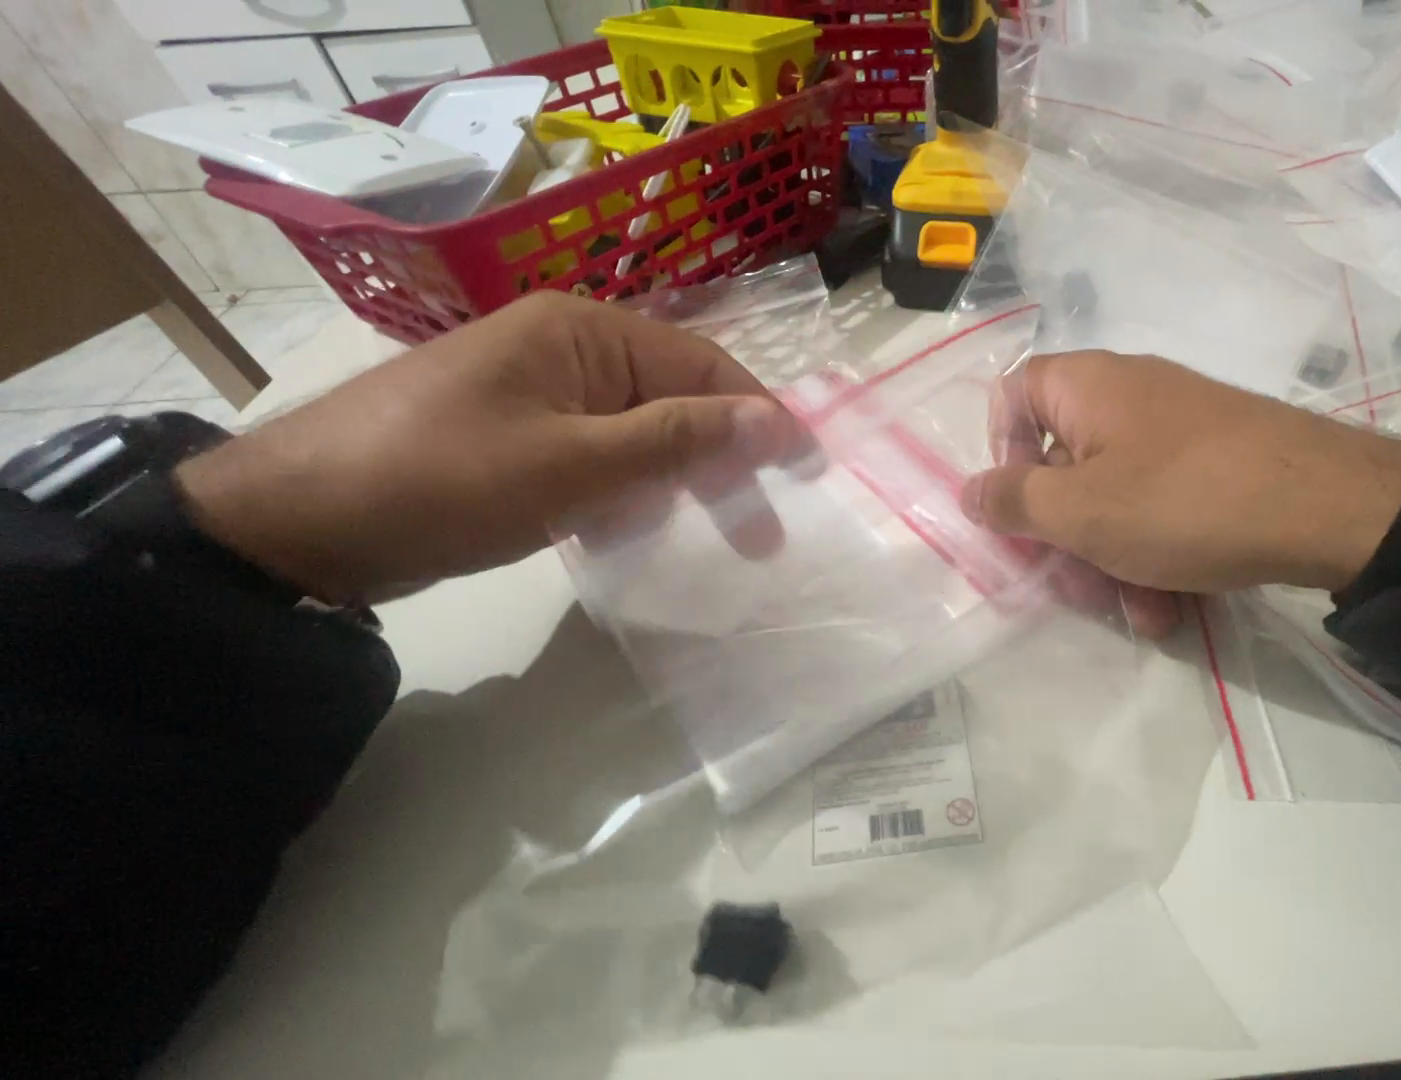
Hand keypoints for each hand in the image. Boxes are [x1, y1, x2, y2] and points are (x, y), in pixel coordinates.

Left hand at [176, 292, 804, 603]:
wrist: (297, 525)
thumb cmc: (444, 482)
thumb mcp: (575, 466)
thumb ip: (678, 439)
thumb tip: (772, 420)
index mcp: (584, 333)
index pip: (702, 368)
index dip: (761, 417)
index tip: (808, 467)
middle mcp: (568, 349)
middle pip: (675, 399)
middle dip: (722, 461)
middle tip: (762, 531)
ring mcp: (540, 392)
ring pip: (640, 433)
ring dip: (678, 482)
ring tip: (706, 537)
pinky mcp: (519, 434)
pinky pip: (599, 455)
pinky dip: (628, 492)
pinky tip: (630, 531)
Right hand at [963, 351, 1400, 594]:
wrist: (1331, 508)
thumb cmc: (1182, 502)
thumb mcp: (1080, 513)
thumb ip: (1012, 503)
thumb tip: (968, 492)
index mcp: (1086, 387)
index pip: (1012, 396)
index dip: (1000, 454)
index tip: (1016, 511)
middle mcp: (1129, 396)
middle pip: (1063, 461)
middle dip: (1065, 536)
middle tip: (1077, 586)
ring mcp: (1178, 429)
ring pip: (1115, 496)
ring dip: (1114, 562)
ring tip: (1144, 616)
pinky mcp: (1218, 462)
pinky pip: (1163, 505)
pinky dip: (1158, 553)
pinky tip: (1176, 606)